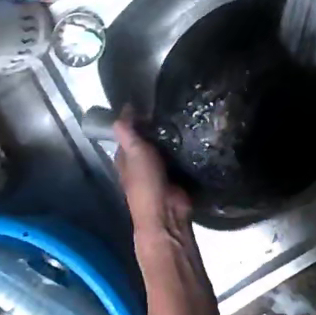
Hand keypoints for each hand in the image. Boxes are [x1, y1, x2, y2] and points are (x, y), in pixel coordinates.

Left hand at [113, 113, 192, 239]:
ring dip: (171, 135)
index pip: (127, 133)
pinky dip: (184, 146)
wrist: (167, 213)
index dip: (134, 118)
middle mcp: (140, 164)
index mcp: (126, 159)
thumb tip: (121, 111)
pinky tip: (193, 133)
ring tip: (185, 113)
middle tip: (171, 103)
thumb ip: (129, 134)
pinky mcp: (176, 174)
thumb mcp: (135, 154)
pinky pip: (179, 156)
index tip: (148, 100)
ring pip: (163, 147)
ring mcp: (159, 170)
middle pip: (146, 140)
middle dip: (155, 125)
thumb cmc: (146, 183)